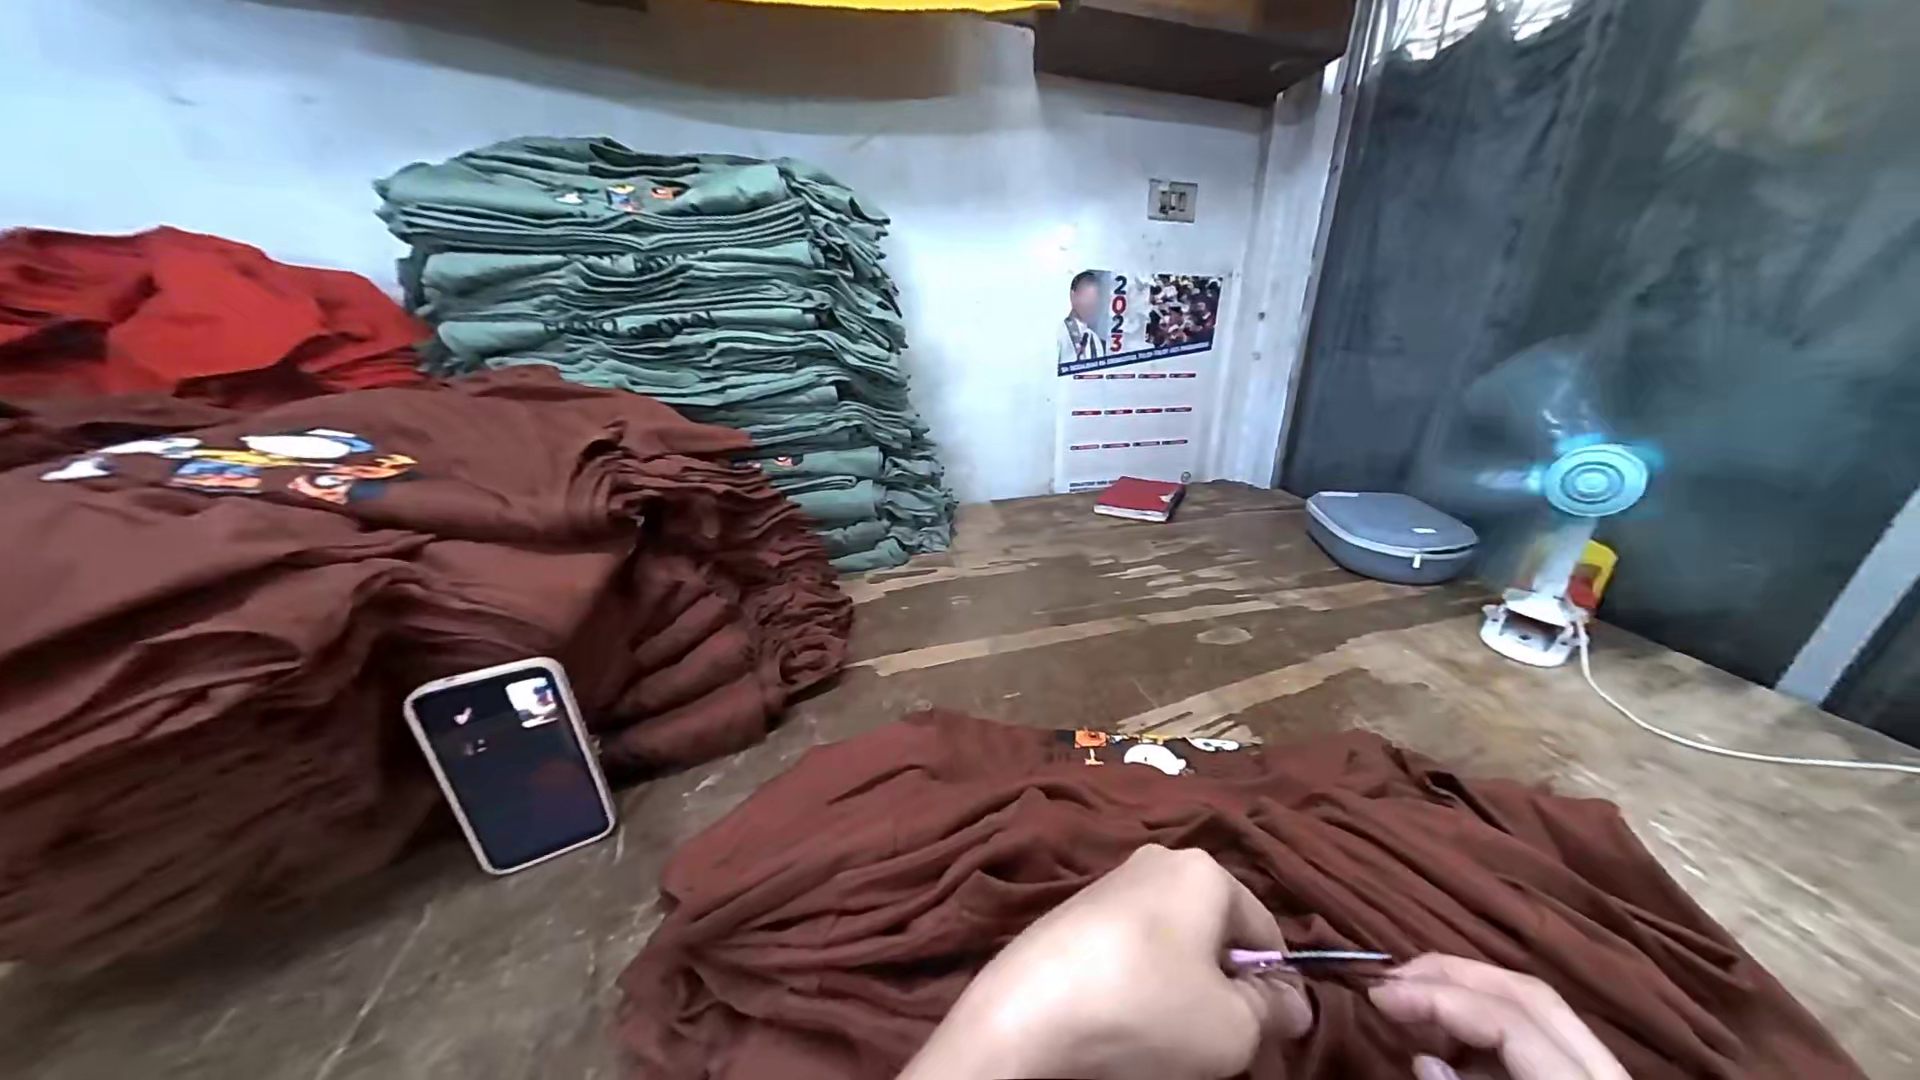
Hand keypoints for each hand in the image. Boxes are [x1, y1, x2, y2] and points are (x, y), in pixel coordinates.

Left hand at [899, 845, 1312, 1079]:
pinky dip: (1144, 977)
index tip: (1266, 1031)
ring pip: (1175, 940)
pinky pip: (1135, 944)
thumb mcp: (1233, 1026)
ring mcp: (1113, 881)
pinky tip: (1128, 1012)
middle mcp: (1158, 861)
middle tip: (1217, 1034)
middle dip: (1226, 984)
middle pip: (1216, 931)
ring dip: (1185, 984)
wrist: (1033, 1004)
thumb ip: (1274, 1010)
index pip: (1265, 930)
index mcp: (1201, 870)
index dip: (1275, 986)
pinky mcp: (1080, 906)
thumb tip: (1292, 997)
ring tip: (1169, 1029)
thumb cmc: (1149, 1005)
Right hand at [1368, 955, 1629, 1079]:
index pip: (1510, 1018)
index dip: (1435, 997)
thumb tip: (1424, 1060)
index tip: (1376, 992)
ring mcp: (1611, 1072)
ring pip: (1536, 1002)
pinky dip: (1486, 1019)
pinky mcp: (1595, 1075)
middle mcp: (1613, 1071)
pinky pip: (1542, 1031)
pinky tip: (1449, 1033)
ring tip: (1411, 1000)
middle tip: (1389, 979)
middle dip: (1448, 973)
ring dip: (1463, 990)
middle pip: (1528, 991)